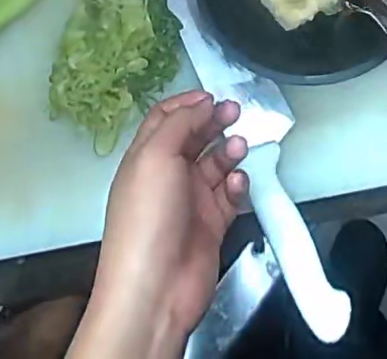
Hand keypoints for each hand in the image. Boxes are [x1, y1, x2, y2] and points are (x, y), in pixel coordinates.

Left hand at [69, 91, 248, 358]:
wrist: (155, 290)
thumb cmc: (147, 218)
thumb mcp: (155, 156)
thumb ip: (180, 123)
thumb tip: (201, 103)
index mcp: (146, 156)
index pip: (165, 118)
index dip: (187, 103)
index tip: (210, 96)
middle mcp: (167, 175)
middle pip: (194, 136)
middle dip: (214, 121)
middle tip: (235, 111)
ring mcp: (190, 200)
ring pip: (215, 164)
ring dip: (229, 151)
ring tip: (240, 146)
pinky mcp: (211, 224)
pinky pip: (229, 195)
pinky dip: (237, 185)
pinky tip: (238, 183)